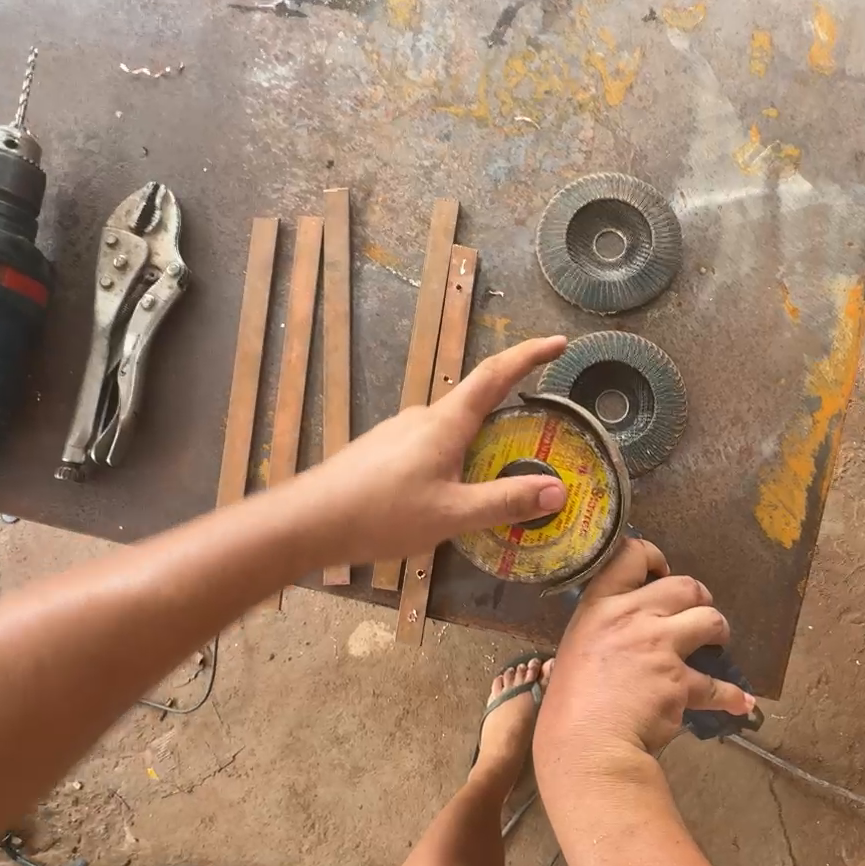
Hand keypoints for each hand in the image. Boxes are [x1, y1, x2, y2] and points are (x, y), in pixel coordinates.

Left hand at [285, 335, 569, 565]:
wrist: (306, 523)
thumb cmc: (381, 514)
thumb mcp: (453, 514)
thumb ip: (506, 501)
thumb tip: (559, 490)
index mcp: (445, 423)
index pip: (495, 375)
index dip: (529, 355)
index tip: (559, 342)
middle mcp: (423, 417)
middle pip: (477, 401)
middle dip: (512, 408)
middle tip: (543, 432)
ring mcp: (400, 432)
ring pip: (454, 429)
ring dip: (483, 442)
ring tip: (501, 476)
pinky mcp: (384, 451)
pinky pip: (434, 446)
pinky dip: (458, 458)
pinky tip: (456, 492)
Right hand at [536, 540, 754, 770]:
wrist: (587, 746)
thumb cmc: (568, 706)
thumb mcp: (572, 650)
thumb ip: (600, 634)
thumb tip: (614, 639)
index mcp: (601, 606)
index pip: (631, 555)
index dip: (654, 557)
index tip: (661, 571)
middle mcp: (634, 618)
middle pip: (684, 585)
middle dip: (698, 595)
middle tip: (697, 610)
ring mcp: (662, 647)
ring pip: (711, 620)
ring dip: (719, 628)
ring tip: (719, 640)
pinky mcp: (682, 682)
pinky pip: (718, 686)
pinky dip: (733, 696)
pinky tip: (742, 702)